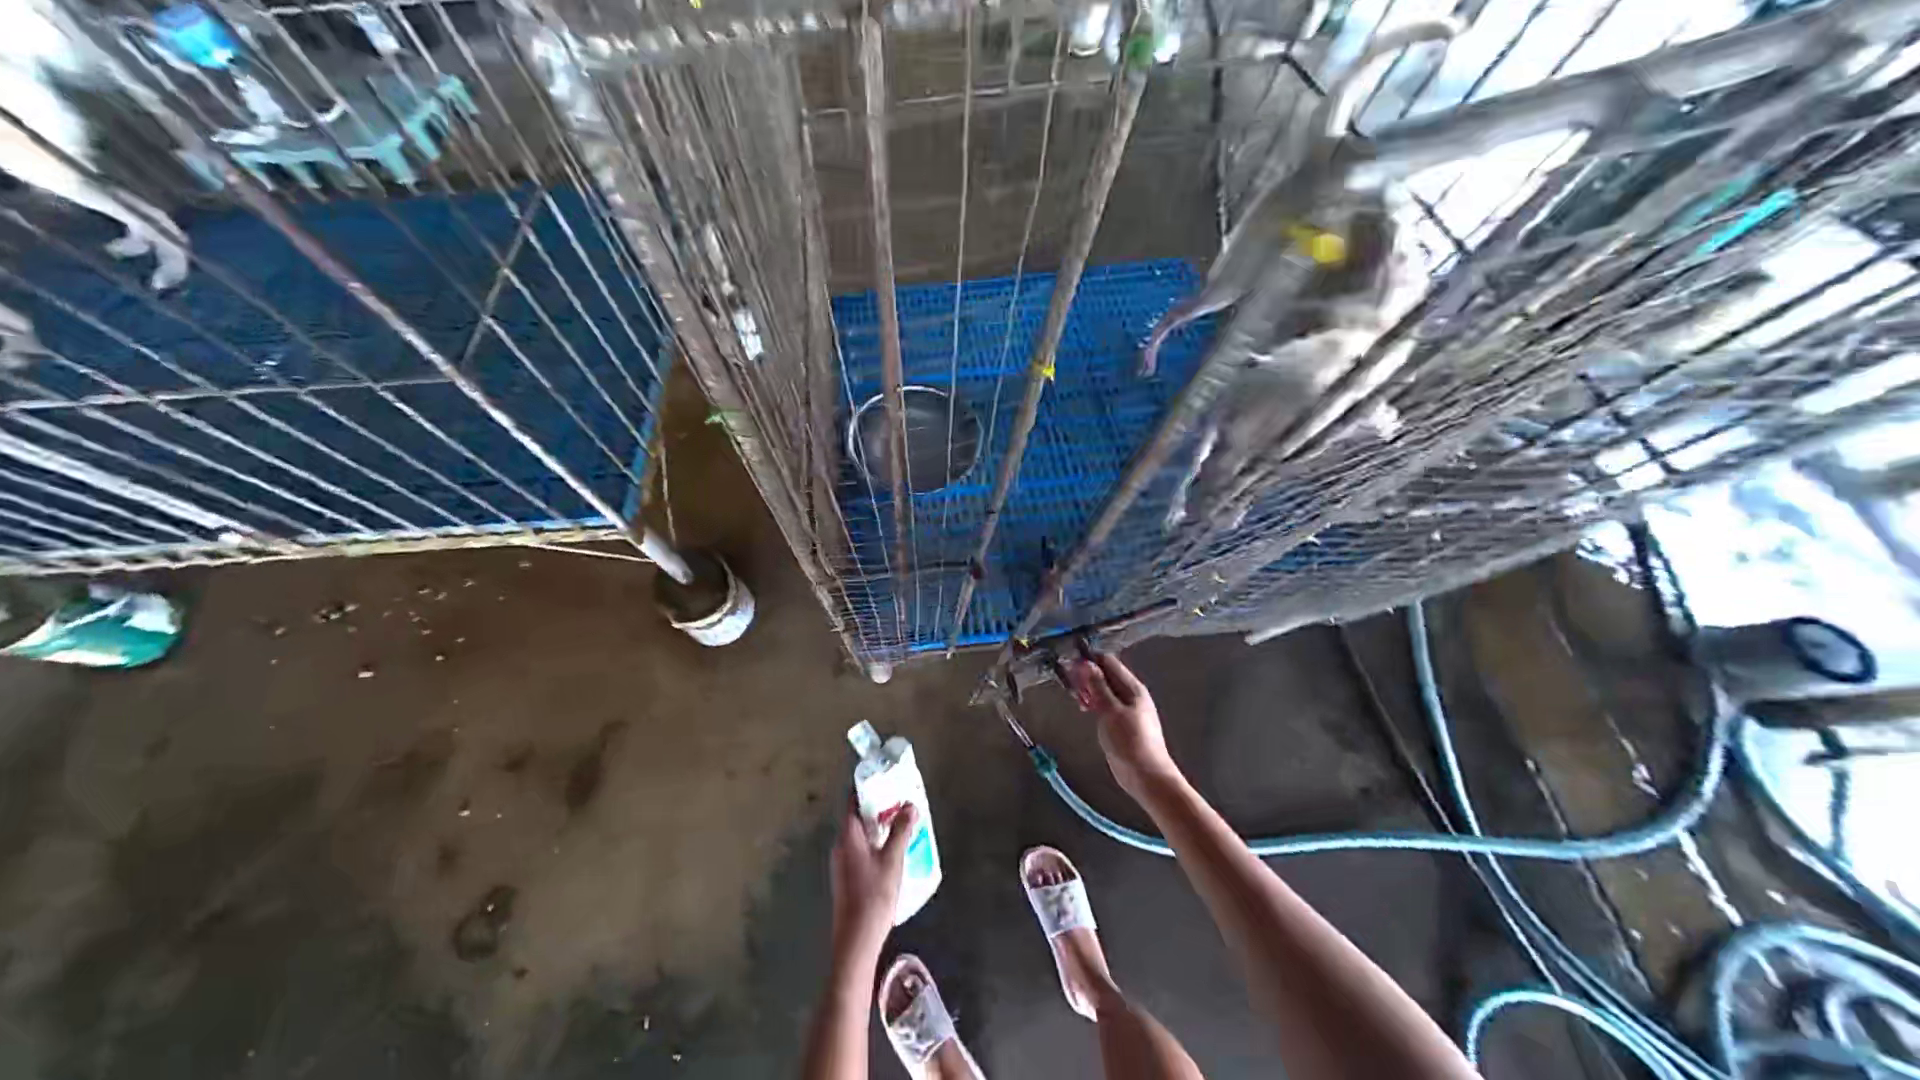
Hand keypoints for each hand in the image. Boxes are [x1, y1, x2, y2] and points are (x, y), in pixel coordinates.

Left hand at [828, 796, 915, 957]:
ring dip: (878, 826)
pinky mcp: (847, 876)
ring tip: (902, 823)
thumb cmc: (874, 895)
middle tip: (901, 800)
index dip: (868, 787)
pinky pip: (861, 849)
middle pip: (857, 816)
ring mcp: (842, 862)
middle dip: (878, 807)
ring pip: (860, 834)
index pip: (853, 801)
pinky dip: (875, 842)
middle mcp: (840, 845)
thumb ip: (901, 831)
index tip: (886, 779)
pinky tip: (893, 850)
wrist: (856, 939)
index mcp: (848, 836)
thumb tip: (910, 805)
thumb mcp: (893, 860)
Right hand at [1065, 652, 1180, 796]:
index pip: (1108, 662)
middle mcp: (1130, 695)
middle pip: (1106, 675)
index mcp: (1132, 687)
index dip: (1089, 660)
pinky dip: (1093, 704)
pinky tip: (1085, 710)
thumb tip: (1086, 663)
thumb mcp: (1110, 710)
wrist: (1146, 775)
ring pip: (1104, 690)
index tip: (1070, 666)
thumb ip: (1098, 686)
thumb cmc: (1130, 741)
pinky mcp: (1121, 723)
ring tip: (1077, 699)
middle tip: (1071, 685)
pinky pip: (1105, 705)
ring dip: (1089, 690)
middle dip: (1087, 676)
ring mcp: (1126, 709)